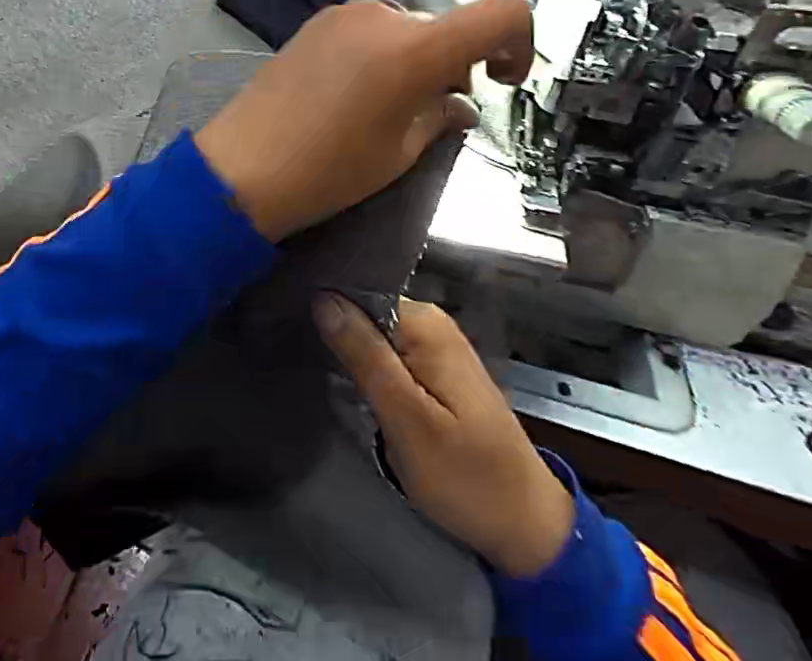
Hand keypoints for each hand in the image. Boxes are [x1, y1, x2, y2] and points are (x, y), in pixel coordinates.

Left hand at [194, 0, 530, 241]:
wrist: (241, 168)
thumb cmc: (330, 171)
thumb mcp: (400, 153)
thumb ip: (442, 117)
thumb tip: (460, 104)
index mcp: (415, 50)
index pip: (500, 16)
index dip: (520, 42)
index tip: (504, 79)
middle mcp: (385, 15)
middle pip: (448, 27)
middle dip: (458, 65)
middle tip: (438, 111)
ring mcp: (347, 13)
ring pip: (410, 29)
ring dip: (420, 60)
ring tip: (392, 106)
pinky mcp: (319, 21)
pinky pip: (374, 30)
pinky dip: (387, 53)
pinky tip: (359, 93)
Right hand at [315, 294, 574, 577]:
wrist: (521, 518)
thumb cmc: (464, 473)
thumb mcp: (407, 418)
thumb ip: (366, 356)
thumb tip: (323, 299)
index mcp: (426, 325)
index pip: (360, 294)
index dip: (325, 309)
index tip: (290, 328)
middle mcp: (433, 325)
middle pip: (367, 314)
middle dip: (335, 334)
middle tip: (296, 358)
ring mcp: (437, 349)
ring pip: (376, 338)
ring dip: (349, 355)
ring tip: (312, 371)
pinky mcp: (436, 374)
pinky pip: (391, 358)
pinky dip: (368, 371)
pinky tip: (346, 386)